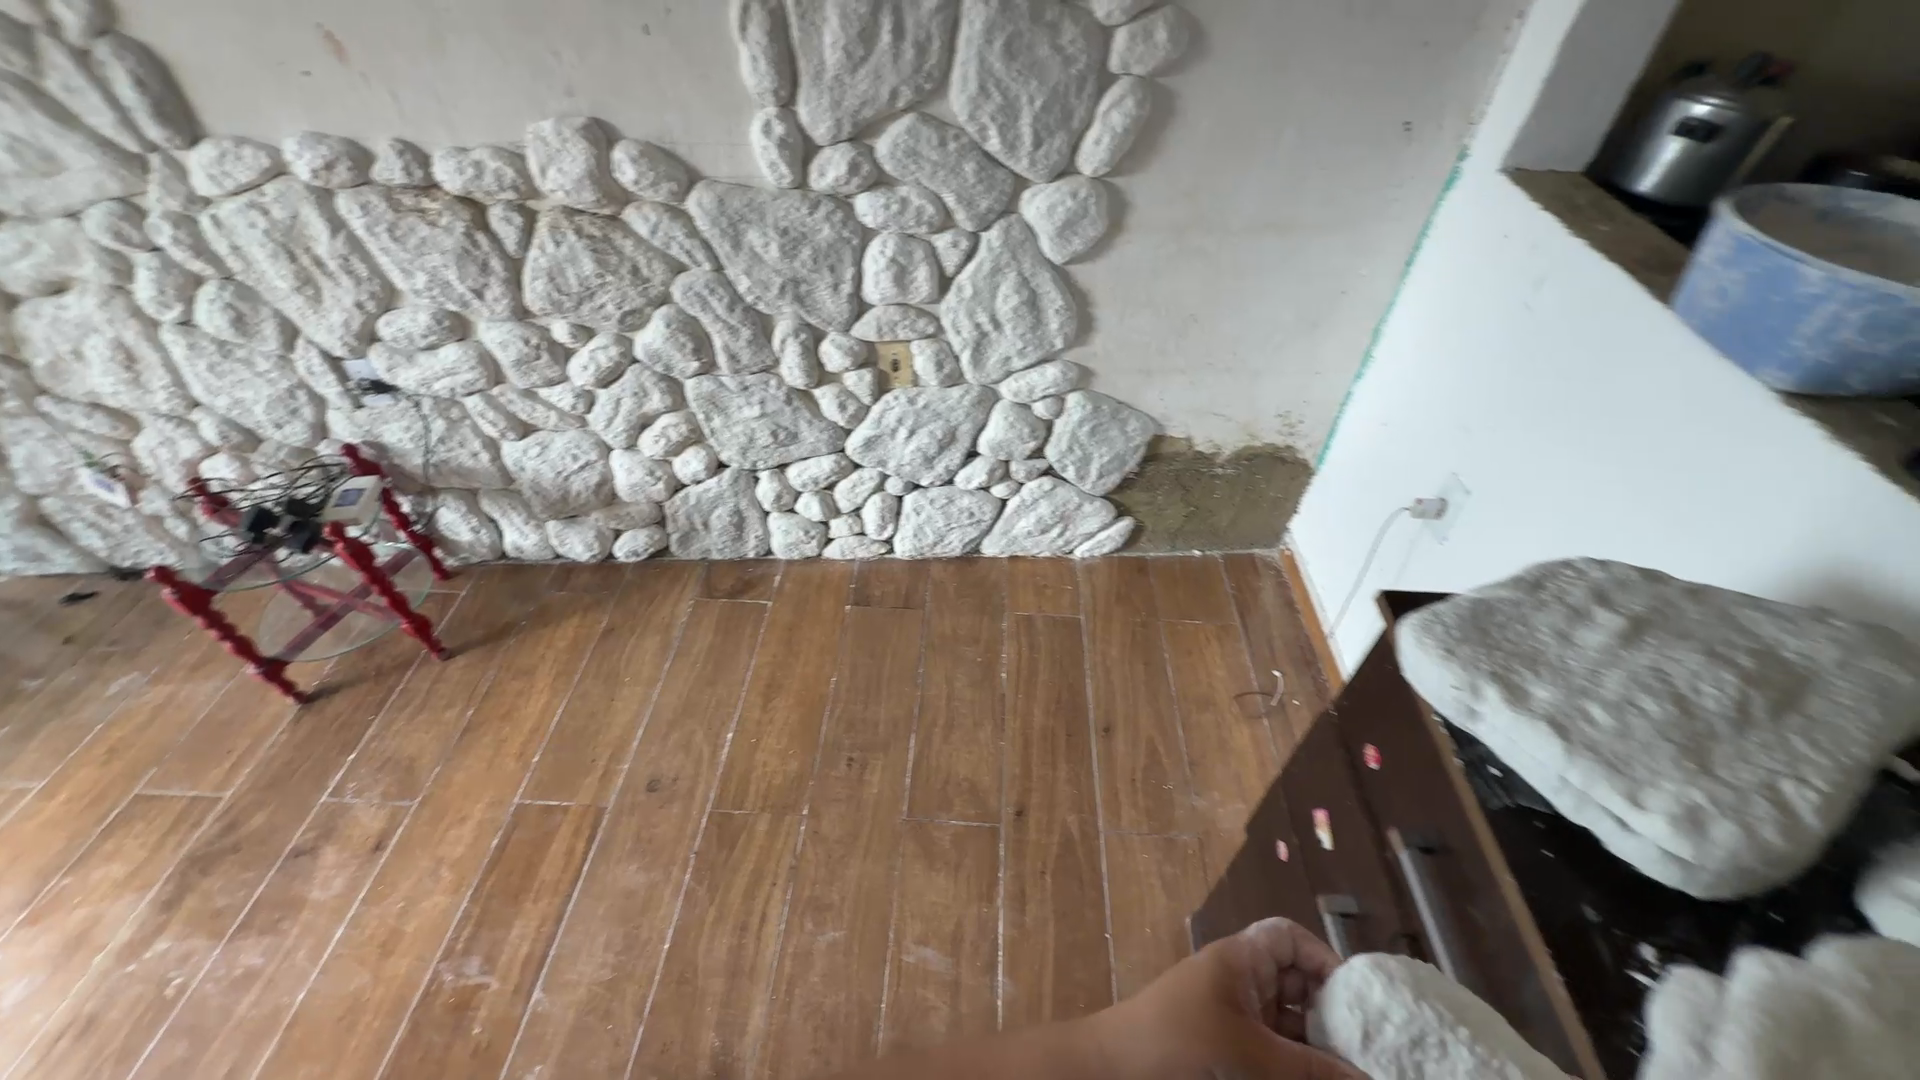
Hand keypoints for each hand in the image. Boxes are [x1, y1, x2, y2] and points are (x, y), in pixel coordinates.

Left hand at [1082, 917, 1365, 1079]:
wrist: (1115, 1071)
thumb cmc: (1180, 1043)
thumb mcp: (1251, 1055)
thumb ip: (1313, 1071)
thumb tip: (1371, 1078)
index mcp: (1241, 960)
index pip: (1289, 938)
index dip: (1325, 959)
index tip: (1359, 1002)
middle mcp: (1240, 982)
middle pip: (1298, 985)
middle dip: (1334, 1016)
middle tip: (1372, 1051)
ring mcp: (1234, 1018)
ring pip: (1291, 1025)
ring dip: (1320, 1050)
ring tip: (1359, 1072)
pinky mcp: (1229, 1052)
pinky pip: (1275, 1052)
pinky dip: (1298, 1067)